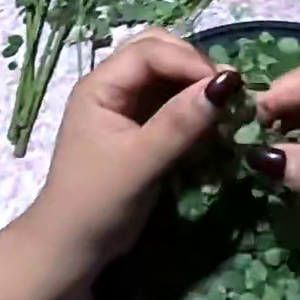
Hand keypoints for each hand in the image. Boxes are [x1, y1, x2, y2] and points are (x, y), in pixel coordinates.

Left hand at [22, 29, 242, 270]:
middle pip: (158, 51)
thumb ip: (180, 123)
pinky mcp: (141, 125)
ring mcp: (127, 105)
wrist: (73, 248)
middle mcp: (113, 86)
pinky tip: (213, 119)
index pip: (149, 51)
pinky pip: (172, 99)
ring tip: (225, 103)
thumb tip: (225, 84)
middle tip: (226, 90)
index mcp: (101, 85)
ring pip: (168, 74)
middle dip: (194, 64)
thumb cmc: (97, 202)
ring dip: (196, 83)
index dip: (189, 60)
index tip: (225, 84)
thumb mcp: (140, 162)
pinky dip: (194, 104)